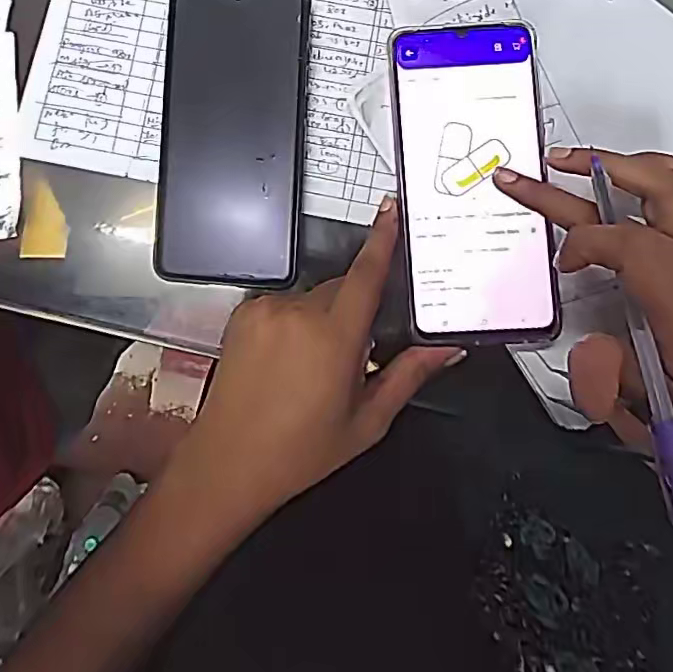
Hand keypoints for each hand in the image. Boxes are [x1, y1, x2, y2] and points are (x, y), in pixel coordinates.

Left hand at [163, 199, 462, 529]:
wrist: (229, 460)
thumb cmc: (296, 449)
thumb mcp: (366, 419)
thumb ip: (408, 374)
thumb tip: (443, 350)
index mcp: (333, 337)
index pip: (367, 274)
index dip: (383, 238)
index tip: (390, 211)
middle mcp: (296, 314)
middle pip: (342, 287)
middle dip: (355, 310)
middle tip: (352, 355)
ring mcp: (265, 310)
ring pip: (312, 296)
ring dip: (322, 317)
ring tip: (312, 367)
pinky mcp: (244, 313)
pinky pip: (283, 303)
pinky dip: (293, 321)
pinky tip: (288, 359)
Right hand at [491, 148, 672, 442]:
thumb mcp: (655, 393)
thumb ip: (610, 372)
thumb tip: (585, 349)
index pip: (625, 241)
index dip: (581, 244)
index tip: (563, 262)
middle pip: (652, 189)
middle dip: (595, 169)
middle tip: (551, 163)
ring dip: (630, 162)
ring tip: (591, 157)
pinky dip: (659, 174)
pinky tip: (635, 174)